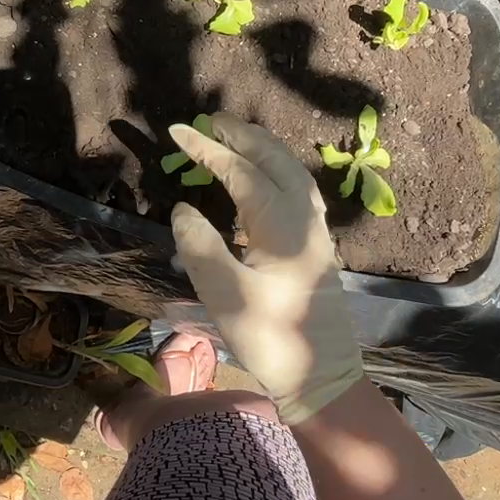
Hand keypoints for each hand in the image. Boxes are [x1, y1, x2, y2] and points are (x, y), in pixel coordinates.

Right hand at [168, 115, 364, 423]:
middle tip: (209, 120)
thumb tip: (182, 208)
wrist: (321, 378)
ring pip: (292, 171)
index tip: (178, 131)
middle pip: (276, 161)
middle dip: (243, 135)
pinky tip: (263, 174)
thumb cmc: (270, 340)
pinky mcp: (316, 245)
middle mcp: (305, 221)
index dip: (209, 150)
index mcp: (283, 229)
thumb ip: (200, 247)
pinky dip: (276, 168)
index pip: (243, 173)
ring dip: (262, 147)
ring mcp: (315, 232)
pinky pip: (298, 188)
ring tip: (233, 135)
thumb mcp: (225, 297)